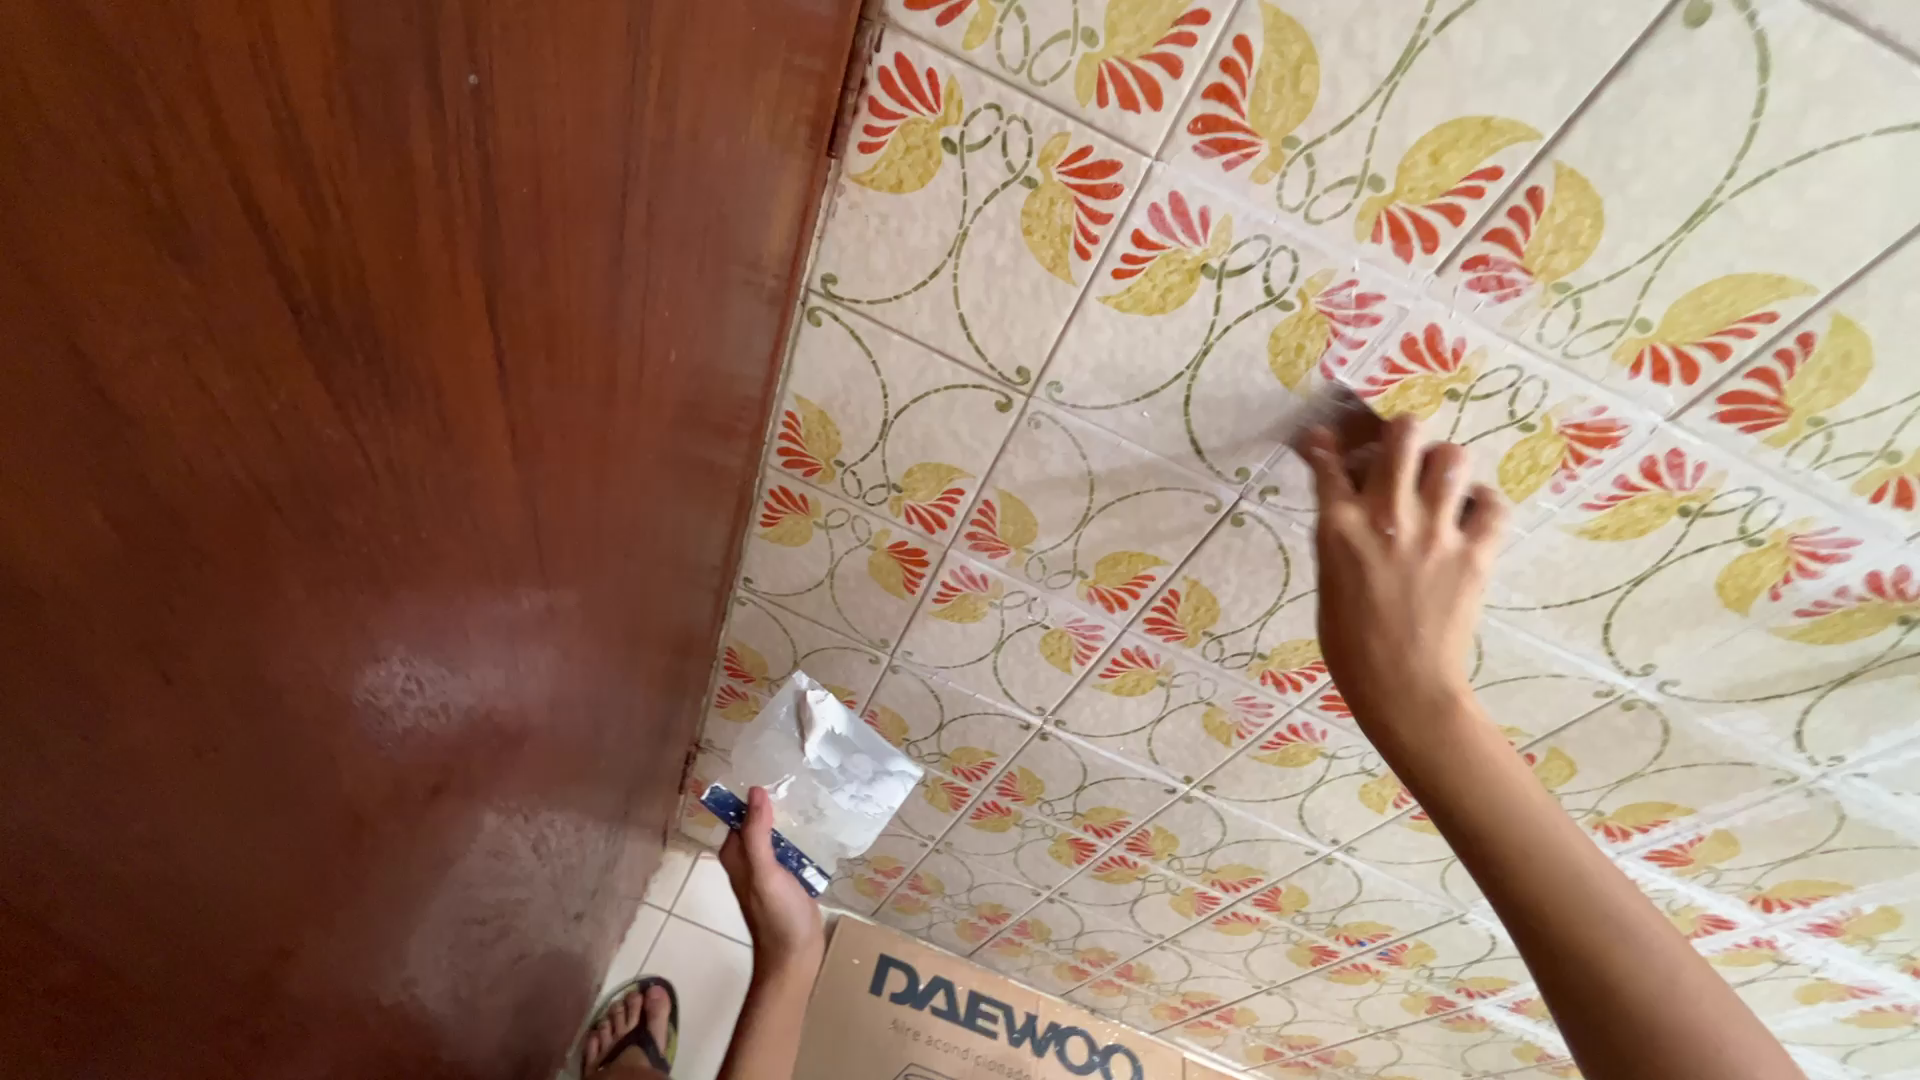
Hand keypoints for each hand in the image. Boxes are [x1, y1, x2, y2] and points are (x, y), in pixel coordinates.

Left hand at [718, 786, 824, 975]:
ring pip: (779, 834)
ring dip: (792, 819)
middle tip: (802, 780)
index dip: (755, 795)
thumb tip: (755, 791)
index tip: (778, 772)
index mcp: (737, 855)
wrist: (795, 957)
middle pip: (760, 821)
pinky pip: (793, 848)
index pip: (740, 814)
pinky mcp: (789, 877)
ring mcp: (770, 869)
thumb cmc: (776, 915)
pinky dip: (803, 837)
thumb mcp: (764, 872)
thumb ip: (756, 834)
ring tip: (814, 796)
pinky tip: (819, 826)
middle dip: (777, 803)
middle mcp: (750, 859)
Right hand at [1302, 416, 1508, 745]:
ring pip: (1452, 459)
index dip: (1322, 444)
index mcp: (1338, 528)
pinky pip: (1492, 505)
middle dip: (1400, 432)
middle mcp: (1386, 518)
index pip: (1328, 465)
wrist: (1401, 683)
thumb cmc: (1349, 639)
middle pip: (1403, 438)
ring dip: (1443, 462)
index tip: (1322, 437)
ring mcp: (1435, 533)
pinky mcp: (1475, 553)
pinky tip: (1470, 515)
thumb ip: (1340, 535)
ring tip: (1439, 480)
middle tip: (1400, 448)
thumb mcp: (1328, 578)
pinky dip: (1482, 503)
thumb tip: (1351, 502)